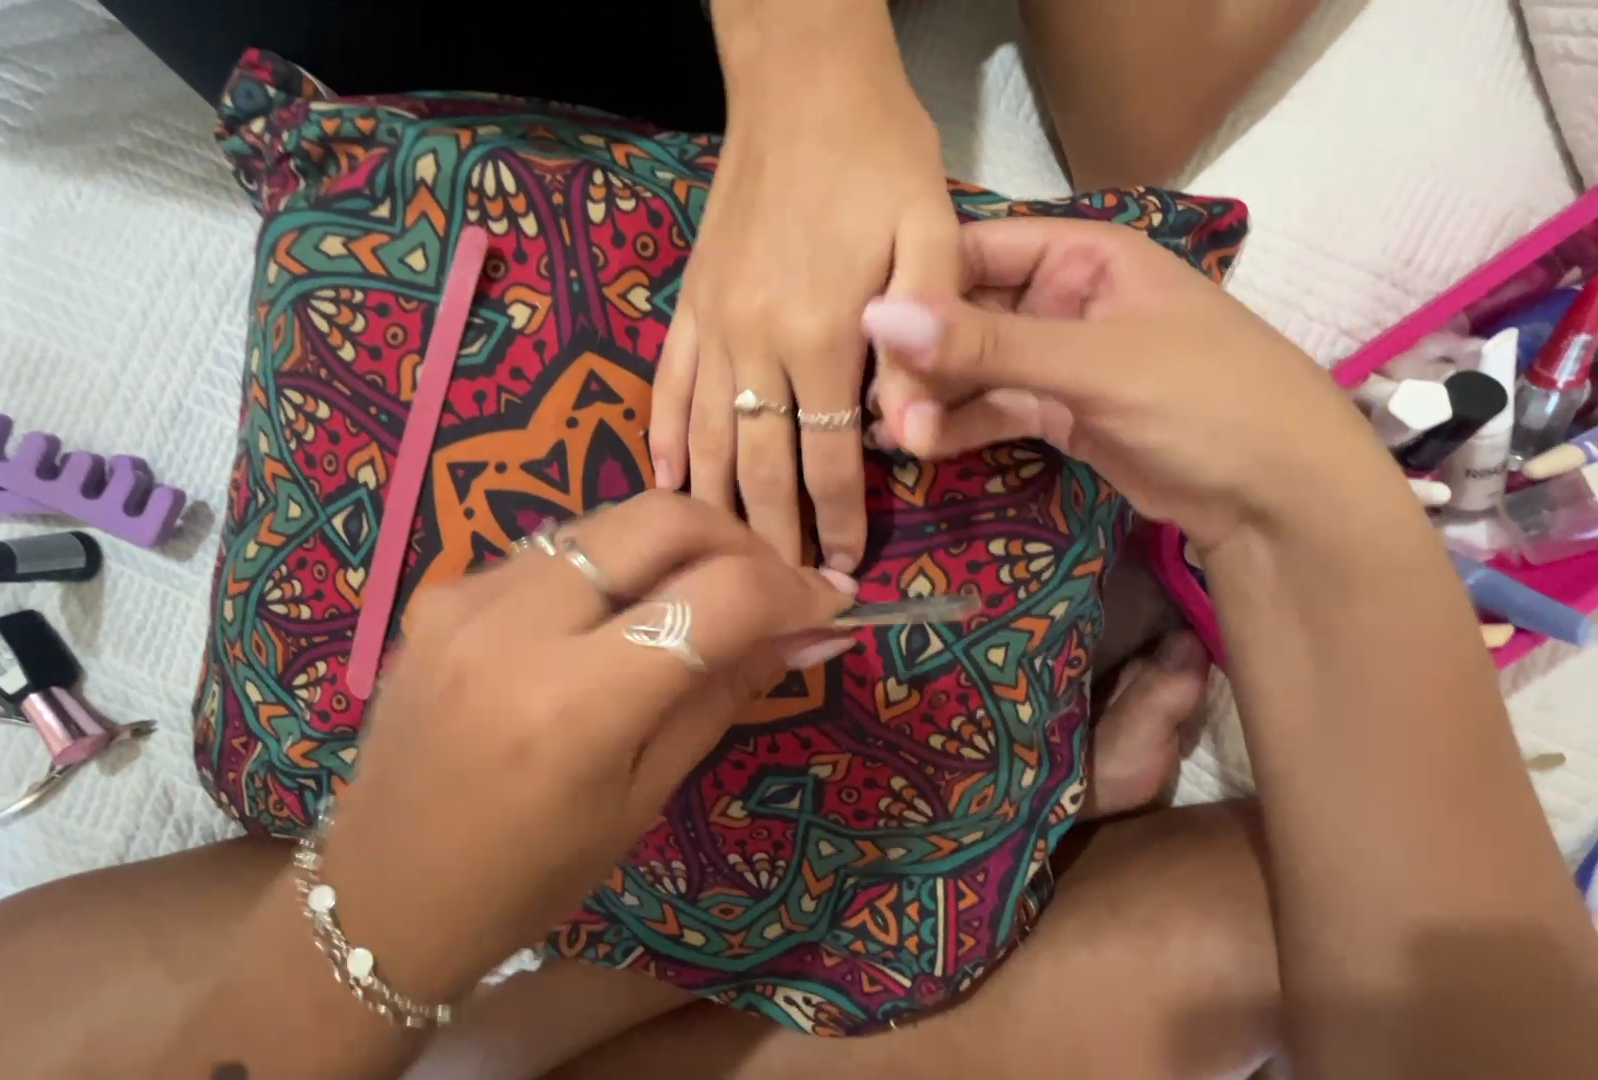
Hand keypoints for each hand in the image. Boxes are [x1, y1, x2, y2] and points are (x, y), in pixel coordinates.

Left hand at [315, 493, 857, 997]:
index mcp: (575, 705)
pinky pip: (558, 547)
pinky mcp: (444, 590)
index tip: (829, 602)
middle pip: (662, 518)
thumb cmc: (531, 874)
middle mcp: (516, 625)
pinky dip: (616, 562)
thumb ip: (725, 692)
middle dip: (739, 536)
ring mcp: (468, 595)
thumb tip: (808, 629)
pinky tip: (627, 608)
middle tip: (774, 582)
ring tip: (711, 592)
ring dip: (679, 543)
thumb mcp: (645, 794)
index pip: (718, 598)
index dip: (792, 589)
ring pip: (610, 520)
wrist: (382, 893)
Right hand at [648, 33, 958, 573]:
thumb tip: (906, 434)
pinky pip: (668, 386)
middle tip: (780, 593)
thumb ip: (925, 334)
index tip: (842, 574)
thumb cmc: (880, 158)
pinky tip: (665, 482)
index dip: (837, 521)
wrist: (802, 85)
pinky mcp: (688, 307)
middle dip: (774, 536)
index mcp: (818, 334)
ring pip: (709, 439)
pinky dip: (666, 439)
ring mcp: (712, 327)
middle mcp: (754, 343)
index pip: (828, 457)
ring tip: (722, 564)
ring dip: (716, 507)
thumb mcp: (932, 232)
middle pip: (761, 465)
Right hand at [861, 220, 1393, 552]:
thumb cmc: (1205, 399)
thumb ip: (987, 344)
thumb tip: (878, 315)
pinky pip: (992, 409)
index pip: (975, 249)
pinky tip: (916, 446)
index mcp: (1081, 253)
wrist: (1275, 497)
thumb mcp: (1096, 364)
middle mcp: (1061, 297)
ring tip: (887, 431)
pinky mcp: (1054, 412)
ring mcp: (1056, 359)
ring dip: (931, 398)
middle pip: (965, 313)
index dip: (917, 283)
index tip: (861, 326)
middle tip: (875, 400)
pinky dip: (957, 427)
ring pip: (973, 368)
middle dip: (919, 356)